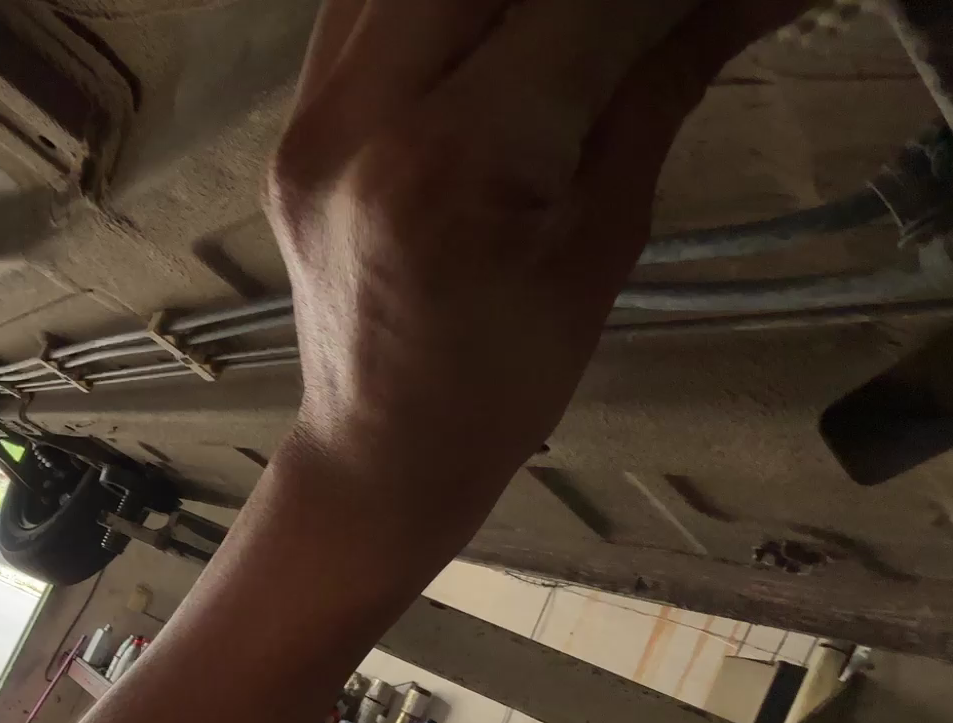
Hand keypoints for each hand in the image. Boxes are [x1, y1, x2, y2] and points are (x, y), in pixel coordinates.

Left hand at [268, 0, 812, 519]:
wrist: (378, 449)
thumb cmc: (496, 388)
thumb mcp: (601, 243)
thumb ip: (664, 83)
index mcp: (447, 161)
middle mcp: (355, 119)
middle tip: (630, 22)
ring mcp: (303, 124)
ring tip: (565, 35)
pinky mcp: (289, 134)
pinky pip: (359, 9)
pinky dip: (435, 0)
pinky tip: (489, 31)